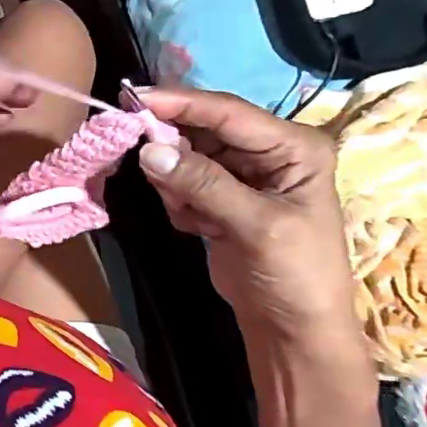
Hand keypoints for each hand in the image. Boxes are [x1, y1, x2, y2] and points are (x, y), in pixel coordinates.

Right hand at [134, 87, 360, 357]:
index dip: (180, 103)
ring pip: (184, 156)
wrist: (292, 329)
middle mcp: (267, 151)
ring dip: (176, 183)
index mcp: (292, 146)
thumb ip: (203, 184)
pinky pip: (180, 183)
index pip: (228, 112)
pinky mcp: (219, 197)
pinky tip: (198, 228)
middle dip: (172, 147)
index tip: (132, 97)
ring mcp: (240, 175)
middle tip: (144, 162)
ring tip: (191, 216)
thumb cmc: (294, 274)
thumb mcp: (255, 226)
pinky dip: (178, 202)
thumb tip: (148, 150)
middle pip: (201, 130)